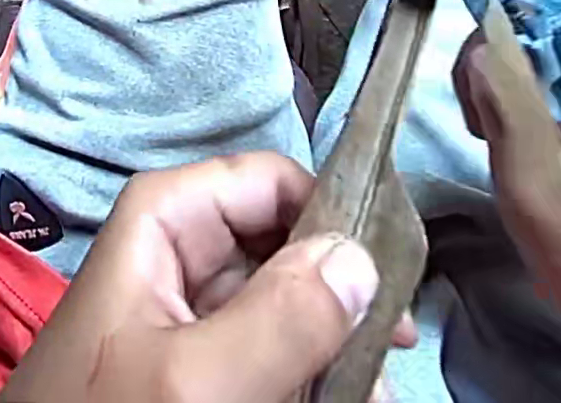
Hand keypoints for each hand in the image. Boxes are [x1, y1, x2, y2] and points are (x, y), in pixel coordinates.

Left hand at [0, 152, 413, 402]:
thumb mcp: (196, 380)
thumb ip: (281, 317)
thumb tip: (360, 256)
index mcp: (170, 211)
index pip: (272, 180)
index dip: (334, 221)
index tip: (390, 291)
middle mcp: (184, 236)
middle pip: (285, 239)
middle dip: (338, 295)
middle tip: (387, 359)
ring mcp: (194, 294)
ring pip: (287, 295)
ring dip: (330, 344)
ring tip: (364, 390)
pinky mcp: (202, 345)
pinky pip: (270, 341)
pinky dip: (304, 369)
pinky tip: (326, 394)